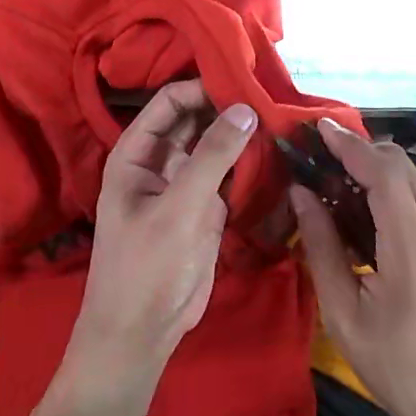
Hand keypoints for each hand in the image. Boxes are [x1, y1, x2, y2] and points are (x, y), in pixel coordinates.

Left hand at [74, 80, 256, 371]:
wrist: (143, 334)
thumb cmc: (146, 268)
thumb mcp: (178, 209)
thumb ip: (212, 156)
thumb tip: (245, 108)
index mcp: (136, 153)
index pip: (170, 101)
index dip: (203, 88)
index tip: (245, 81)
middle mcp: (160, 161)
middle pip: (195, 118)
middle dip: (227, 105)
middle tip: (270, 95)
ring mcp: (185, 183)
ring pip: (215, 143)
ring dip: (241, 132)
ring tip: (278, 115)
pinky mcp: (206, 205)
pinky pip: (229, 171)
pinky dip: (248, 160)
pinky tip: (275, 148)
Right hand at [292, 120, 415, 415]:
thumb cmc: (398, 368)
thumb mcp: (344, 315)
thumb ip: (321, 247)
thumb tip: (301, 194)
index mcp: (415, 247)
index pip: (383, 174)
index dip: (350, 145)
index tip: (319, 128)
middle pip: (402, 167)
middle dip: (361, 150)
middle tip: (320, 153)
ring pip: (414, 181)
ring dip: (376, 170)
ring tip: (335, 177)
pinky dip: (392, 191)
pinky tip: (365, 207)